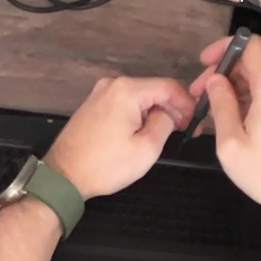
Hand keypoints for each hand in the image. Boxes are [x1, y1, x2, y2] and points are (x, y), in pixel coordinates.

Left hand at [44, 76, 195, 198]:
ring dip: (155, 112)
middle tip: (186, 130)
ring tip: (168, 133)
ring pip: (139, 97)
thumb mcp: (146, 149)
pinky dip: (138, 114)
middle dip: (172, 108)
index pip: (168, 86)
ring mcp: (100, 93)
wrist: (63, 176)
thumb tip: (168, 114)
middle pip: (153, 89)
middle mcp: (113, 84)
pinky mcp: (93, 105)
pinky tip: (145, 131)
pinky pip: (124, 104)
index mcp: (127, 90)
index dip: (187, 103)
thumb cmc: (106, 165)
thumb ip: (165, 124)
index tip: (196, 121)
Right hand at [194, 34, 260, 225]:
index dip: (224, 48)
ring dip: (236, 89)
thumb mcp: (231, 143)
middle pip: (254, 63)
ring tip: (214, 112)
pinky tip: (236, 121)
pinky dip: (252, 100)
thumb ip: (221, 105)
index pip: (250, 45)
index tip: (204, 63)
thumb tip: (215, 81)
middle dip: (224, 74)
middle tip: (200, 96)